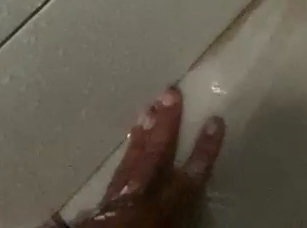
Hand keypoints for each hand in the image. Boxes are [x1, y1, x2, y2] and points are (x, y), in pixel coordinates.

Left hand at [68, 88, 223, 226]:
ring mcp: (109, 208)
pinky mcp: (90, 217)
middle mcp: (133, 205)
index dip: (203, 151)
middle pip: (152, 160)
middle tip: (170, 92)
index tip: (216, 120)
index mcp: (156, 215)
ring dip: (140, 137)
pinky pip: (109, 182)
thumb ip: (179, 221)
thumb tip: (191, 209)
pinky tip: (127, 142)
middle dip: (165, 127)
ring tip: (148, 108)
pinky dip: (122, 159)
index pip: (187, 180)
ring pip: (127, 165)